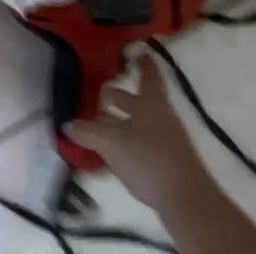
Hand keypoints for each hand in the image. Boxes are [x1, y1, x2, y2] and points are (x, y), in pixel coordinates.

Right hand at [65, 55, 217, 216]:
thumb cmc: (149, 159)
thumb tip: (67, 124)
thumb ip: (86, 131)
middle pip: (137, 101)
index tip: (138, 52)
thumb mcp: (109, 143)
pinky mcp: (167, 162)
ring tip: (96, 126)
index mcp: (151, 104)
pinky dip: (125, 143)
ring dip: (118, 123)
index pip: (147, 76)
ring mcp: (167, 141)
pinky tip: (109, 154)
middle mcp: (161, 117)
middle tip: (98, 96)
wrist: (188, 202)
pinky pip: (141, 144)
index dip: (142, 63)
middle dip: (117, 98)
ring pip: (138, 124)